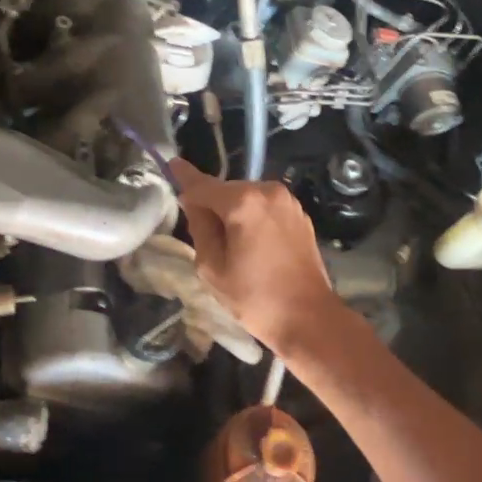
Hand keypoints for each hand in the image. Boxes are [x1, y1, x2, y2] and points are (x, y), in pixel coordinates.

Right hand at [170, 159, 339, 352]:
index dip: (185, 177)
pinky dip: (254, 218)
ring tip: (235, 249)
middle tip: (208, 243)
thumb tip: (193, 202)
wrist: (309, 317)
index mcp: (243, 202)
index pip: (203, 185)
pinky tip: (256, 247)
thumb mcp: (212, 267)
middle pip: (226, 191)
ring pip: (247, 199)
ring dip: (235, 214)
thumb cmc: (254, 297)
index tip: (172, 164)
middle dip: (213, 207)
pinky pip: (265, 208)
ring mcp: (288, 200)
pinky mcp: (299, 213)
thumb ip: (199, 227)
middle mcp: (268, 191)